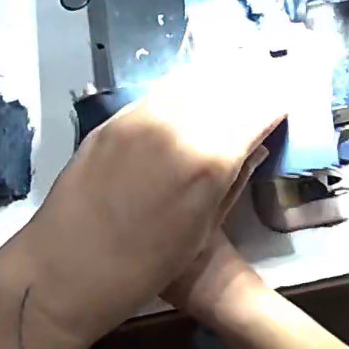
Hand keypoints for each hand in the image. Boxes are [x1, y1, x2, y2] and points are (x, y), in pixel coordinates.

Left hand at [6, 58, 282, 345]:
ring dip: (218, 82)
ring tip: (232, 85)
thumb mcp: (203, 228)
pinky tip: (192, 95)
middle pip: (228, 86)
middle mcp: (178, 124)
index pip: (258, 108)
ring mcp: (141, 116)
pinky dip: (185, 89)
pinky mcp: (115, 117)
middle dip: (251, 87)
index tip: (281, 108)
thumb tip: (252, 146)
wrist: (67, 267)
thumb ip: (233, 178)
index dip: (274, 106)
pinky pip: (161, 91)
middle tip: (263, 87)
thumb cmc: (145, 266)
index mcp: (210, 158)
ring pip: (193, 80)